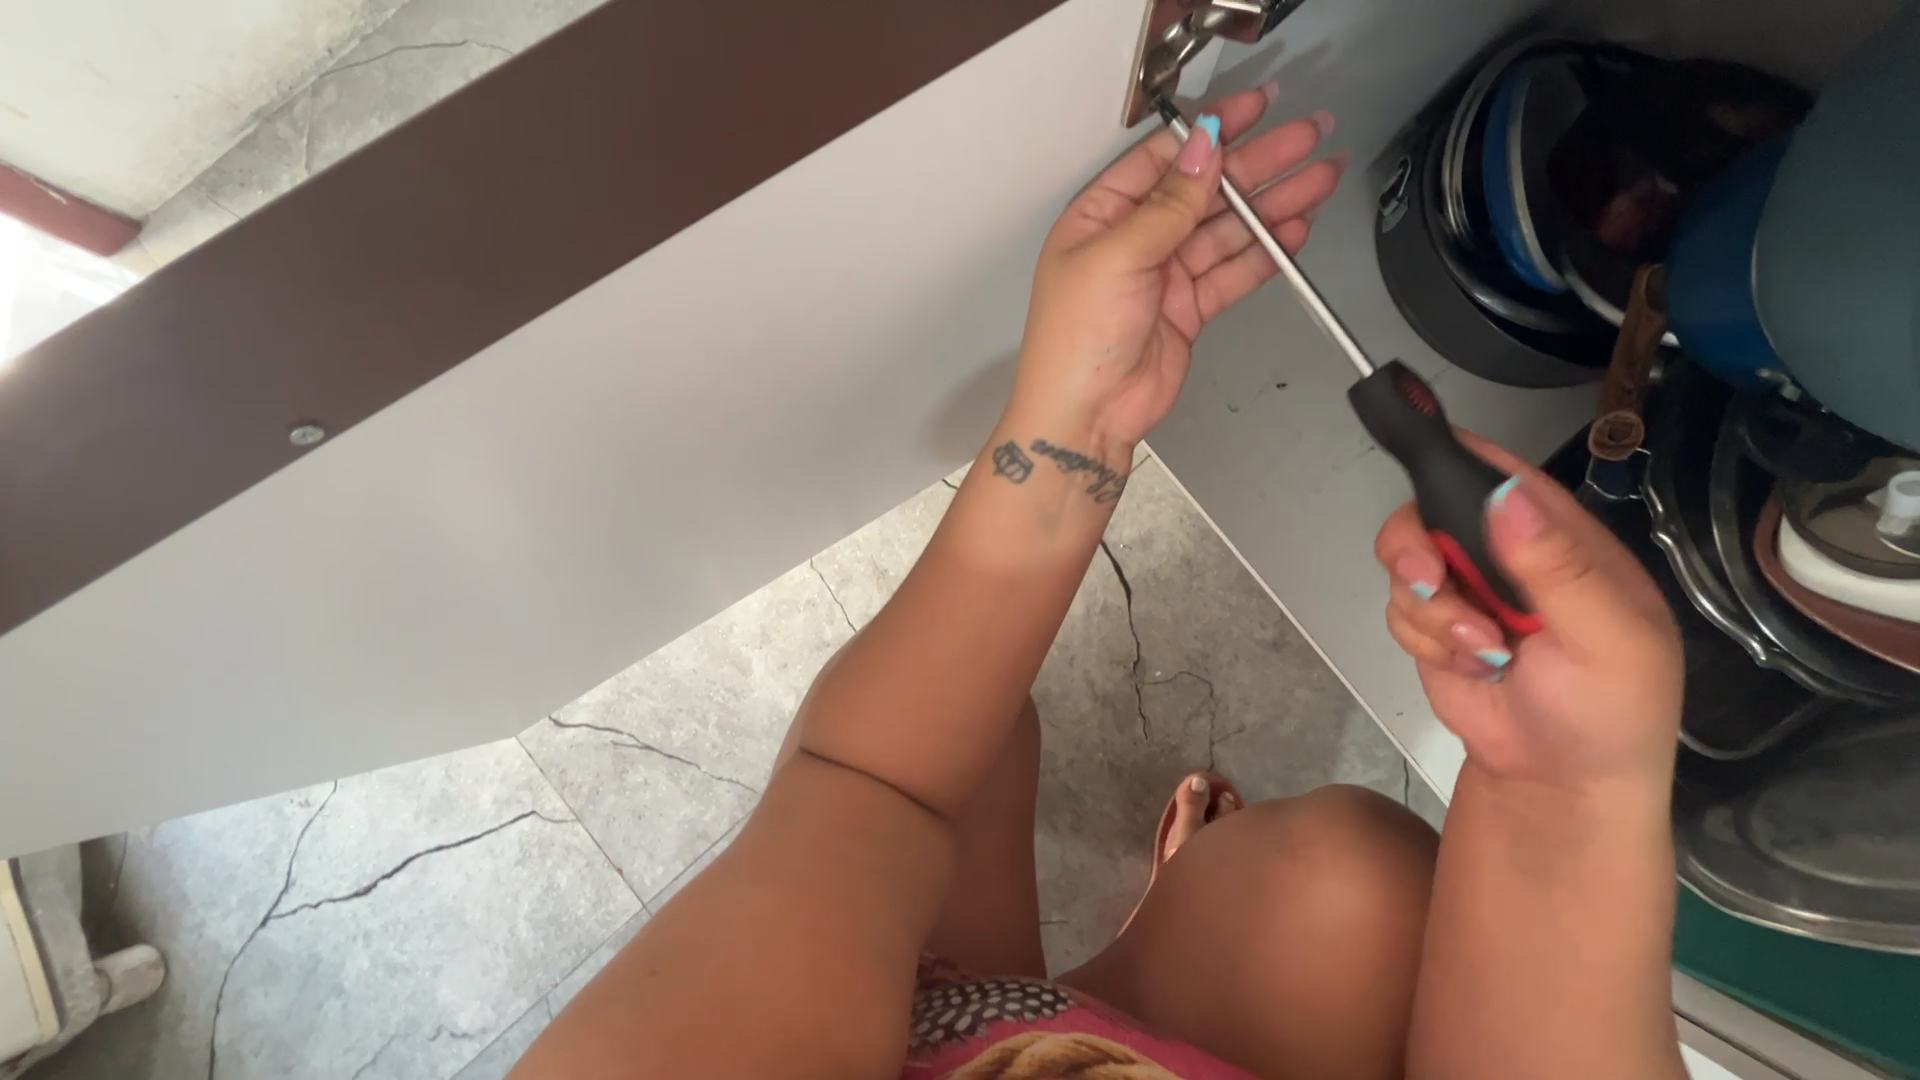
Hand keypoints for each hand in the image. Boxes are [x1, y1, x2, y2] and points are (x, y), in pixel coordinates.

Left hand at [1003, 83, 1340, 457]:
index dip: (1212, 133)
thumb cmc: (1074, 342)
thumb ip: (1167, 204)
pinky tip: (1294, 229)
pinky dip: (1264, 253)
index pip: (1163, 160)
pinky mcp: (1185, 310)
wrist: (1085, 414)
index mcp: (1100, 218)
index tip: (1256, 109)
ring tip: (1319, 178)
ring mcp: (1161, 277)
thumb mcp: (1116, 256)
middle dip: (1256, 164)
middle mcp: (1132, 243)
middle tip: (1305, 138)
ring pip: (1226, 230)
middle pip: (1203, 192)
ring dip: (1272, 205)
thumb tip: (1203, 150)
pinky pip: (1232, 272)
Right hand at [1373, 437, 1683, 793]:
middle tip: (1426, 579)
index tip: (1415, 450)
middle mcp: (1507, 558)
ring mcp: (1467, 592)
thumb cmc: (1606, 712)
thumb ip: (1559, 568)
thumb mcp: (1606, 640)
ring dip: (1431, 613)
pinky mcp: (1435, 626)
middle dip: (1417, 549)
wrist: (1555, 781)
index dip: (1460, 458)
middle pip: (1431, 515)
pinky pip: (1399, 609)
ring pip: (1407, 566)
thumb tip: (1504, 495)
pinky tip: (1462, 665)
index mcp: (1562, 544)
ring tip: (1476, 653)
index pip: (1505, 479)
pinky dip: (1421, 639)